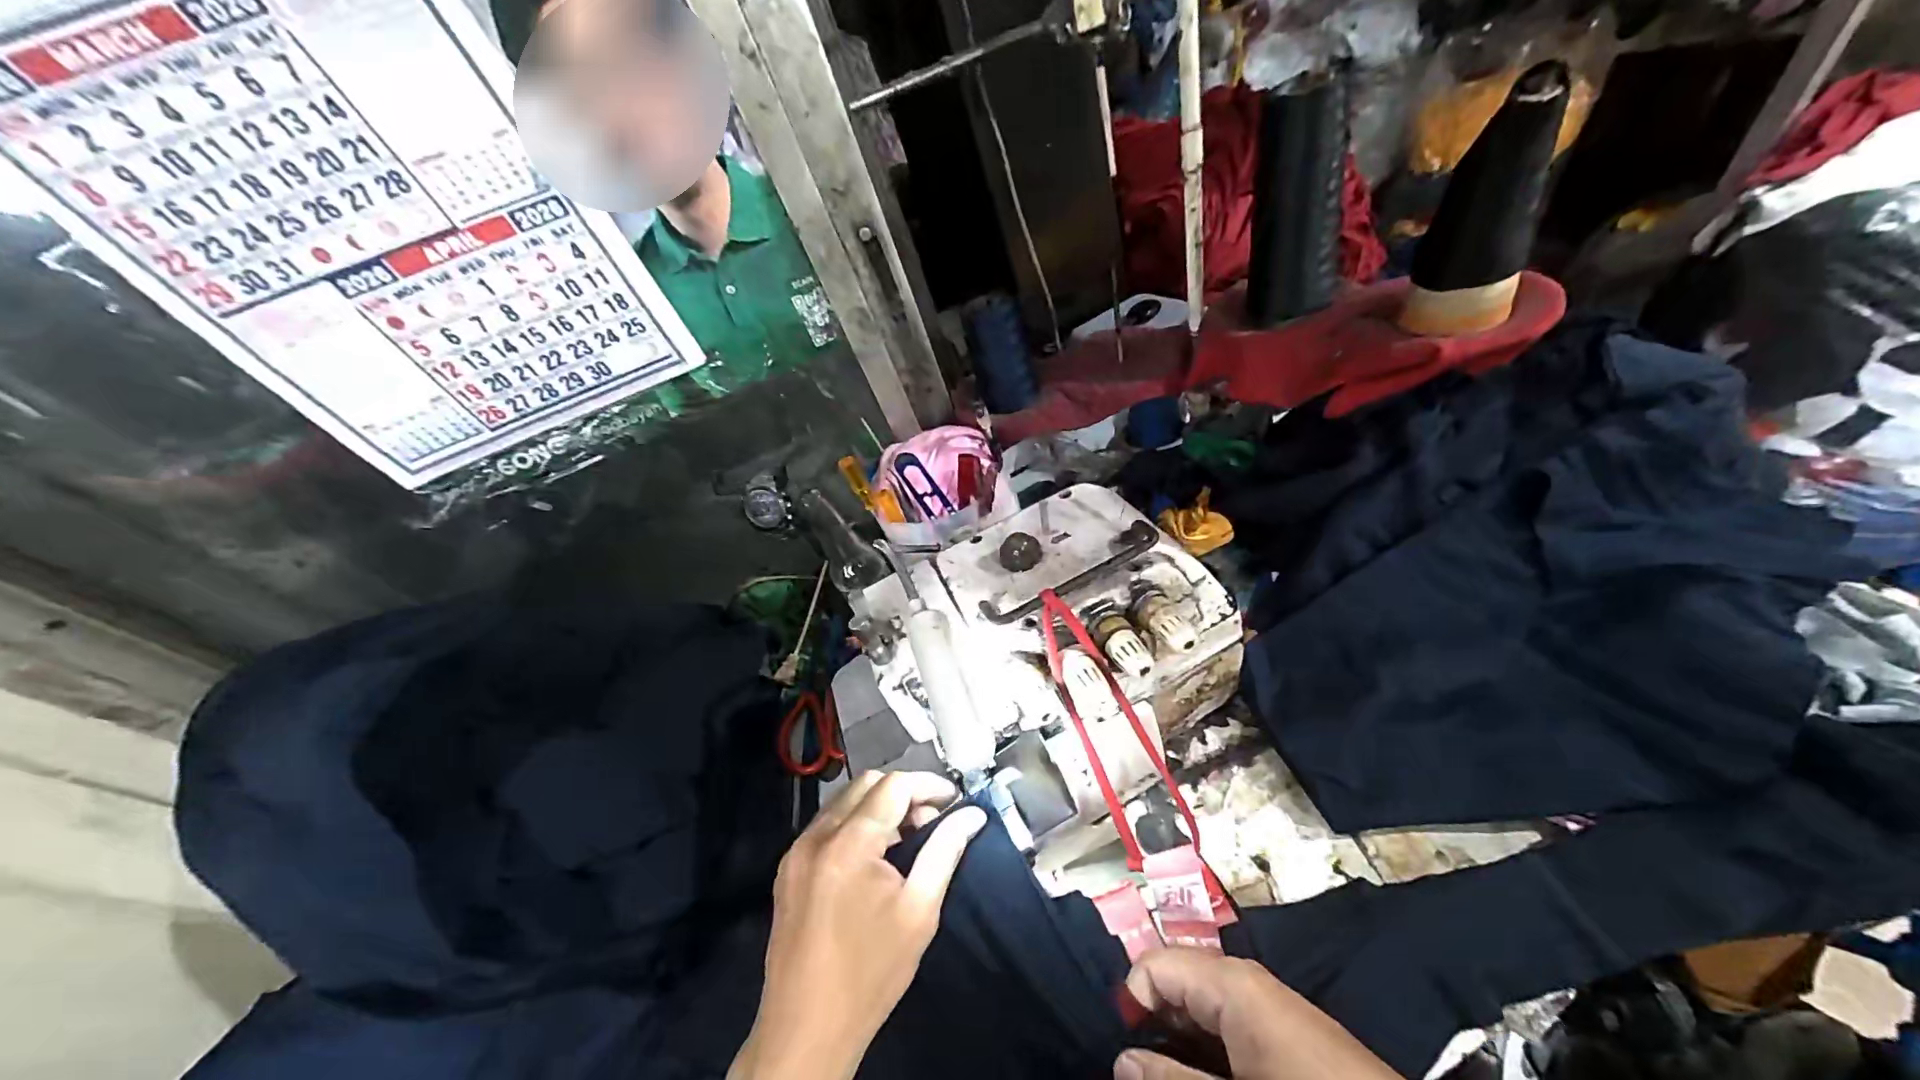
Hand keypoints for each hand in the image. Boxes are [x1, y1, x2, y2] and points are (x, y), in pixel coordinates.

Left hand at [728, 771, 989, 1079]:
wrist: (806, 1028)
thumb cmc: (870, 973)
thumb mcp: (919, 911)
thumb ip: (945, 851)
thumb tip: (972, 814)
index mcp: (847, 844)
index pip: (893, 786)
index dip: (928, 785)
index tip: (954, 800)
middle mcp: (816, 836)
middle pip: (866, 784)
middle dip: (904, 792)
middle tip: (933, 820)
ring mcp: (796, 852)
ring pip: (844, 801)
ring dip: (879, 806)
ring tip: (909, 838)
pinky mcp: (788, 869)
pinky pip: (826, 825)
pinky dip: (855, 824)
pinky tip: (876, 856)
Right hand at [1115, 948, 1401, 1079]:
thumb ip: (1172, 1076)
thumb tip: (1120, 1059)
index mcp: (1229, 982)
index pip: (1151, 966)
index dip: (1129, 1006)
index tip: (1121, 1055)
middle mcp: (1243, 981)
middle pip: (1173, 983)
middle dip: (1151, 1025)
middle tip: (1140, 1072)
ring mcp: (1266, 1006)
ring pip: (1197, 1009)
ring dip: (1178, 1043)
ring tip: (1170, 1076)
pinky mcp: (1282, 1033)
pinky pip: (1225, 1028)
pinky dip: (1206, 1050)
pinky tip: (1205, 1077)